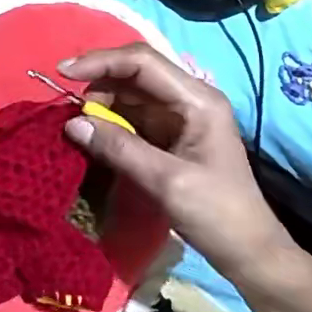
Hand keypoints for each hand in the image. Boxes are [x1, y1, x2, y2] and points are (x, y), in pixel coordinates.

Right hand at [59, 44, 301, 285]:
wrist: (246, 250)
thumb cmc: (216, 213)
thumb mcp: (165, 181)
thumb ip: (119, 148)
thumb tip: (72, 123)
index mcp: (197, 99)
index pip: (142, 62)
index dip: (102, 61)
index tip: (64, 72)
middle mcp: (189, 98)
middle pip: (136, 72)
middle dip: (99, 81)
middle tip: (66, 104)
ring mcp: (180, 116)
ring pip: (131, 93)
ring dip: (102, 102)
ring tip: (77, 122)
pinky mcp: (170, 135)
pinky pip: (133, 116)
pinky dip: (110, 120)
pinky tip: (93, 132)